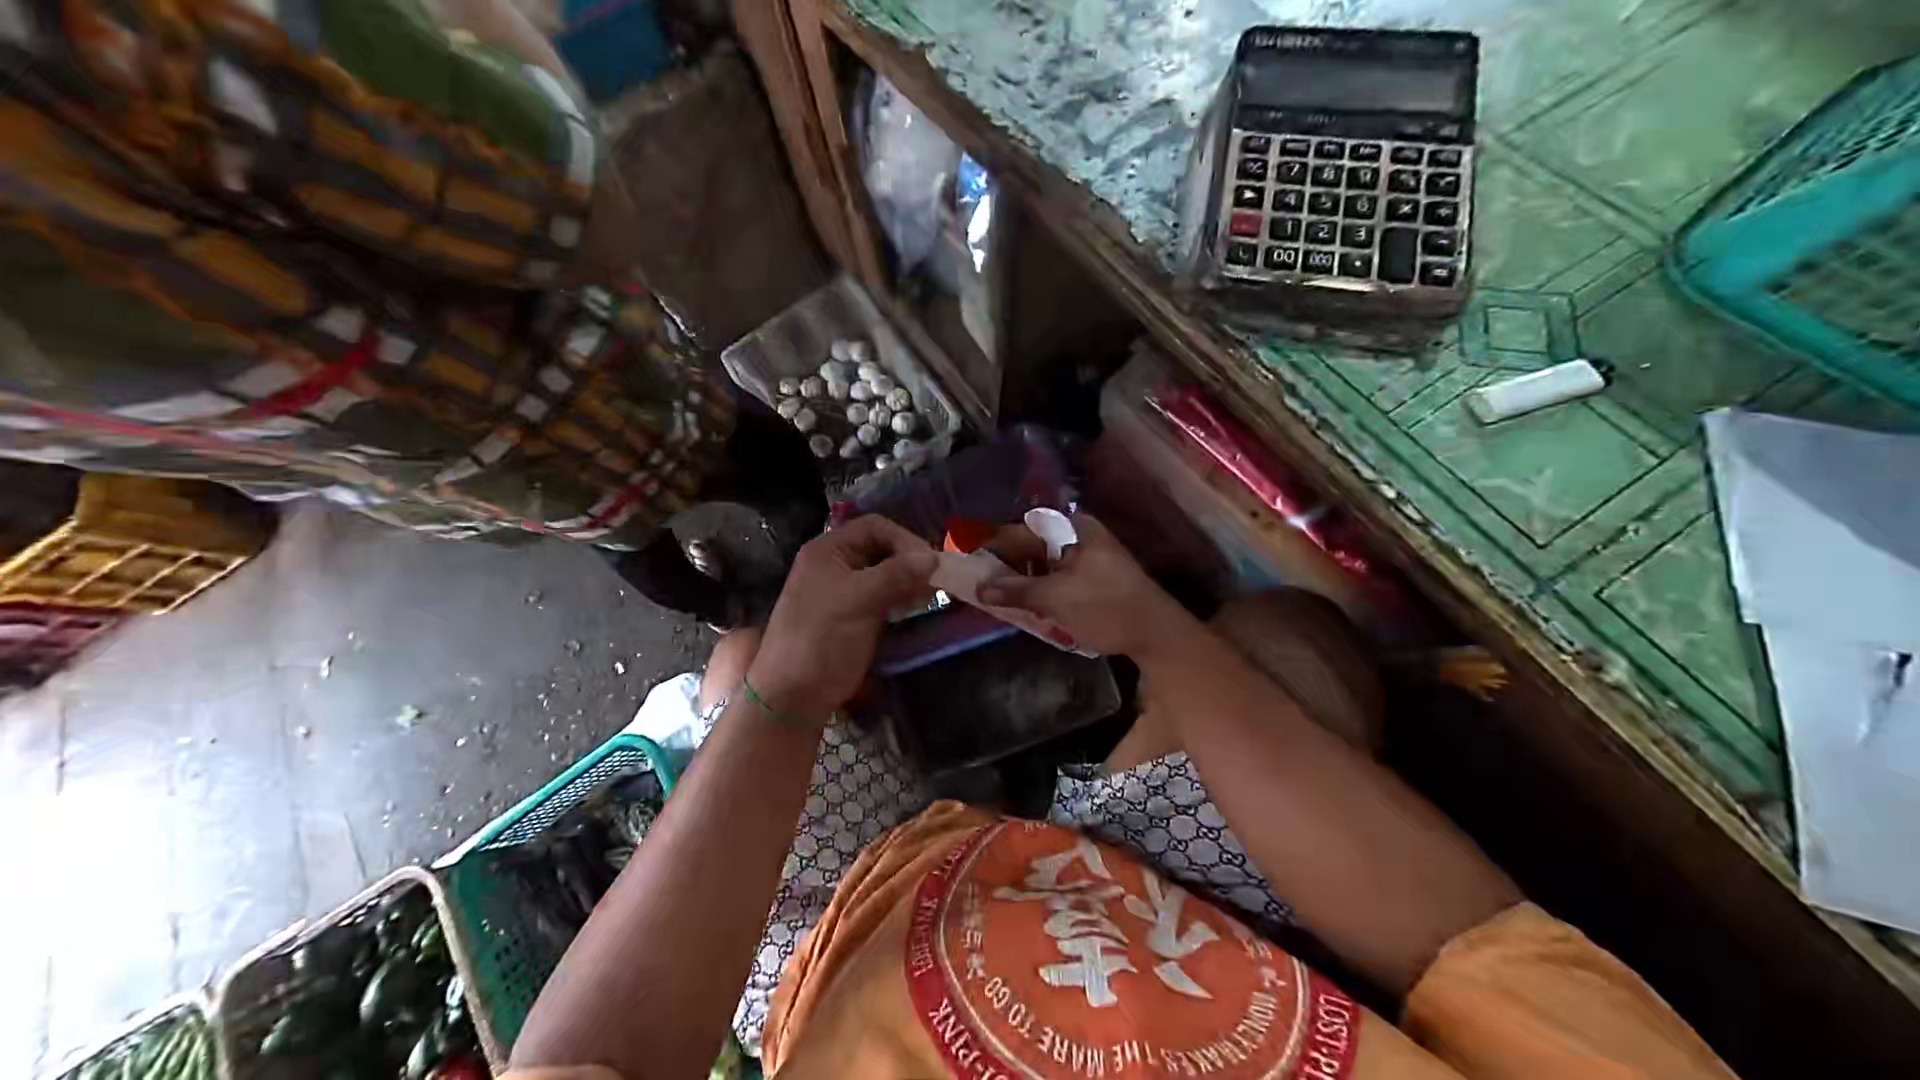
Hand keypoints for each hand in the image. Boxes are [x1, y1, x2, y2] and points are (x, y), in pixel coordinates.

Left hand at [747, 514, 936, 722]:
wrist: (794, 696)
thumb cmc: (821, 639)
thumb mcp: (858, 600)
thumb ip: (896, 574)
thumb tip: (934, 558)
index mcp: (828, 551)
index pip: (875, 527)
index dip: (904, 539)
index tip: (930, 563)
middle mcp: (837, 565)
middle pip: (883, 549)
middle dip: (911, 560)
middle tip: (938, 580)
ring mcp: (846, 592)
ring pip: (887, 574)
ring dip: (911, 580)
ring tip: (933, 594)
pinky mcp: (856, 616)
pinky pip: (885, 597)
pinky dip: (904, 597)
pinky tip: (920, 605)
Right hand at [977, 513, 1197, 658]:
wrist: (1156, 634)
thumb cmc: (1106, 608)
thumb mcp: (1055, 599)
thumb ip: (1015, 591)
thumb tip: (980, 588)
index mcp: (1072, 529)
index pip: (1020, 531)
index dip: (993, 546)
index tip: (968, 563)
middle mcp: (1078, 537)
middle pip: (1031, 546)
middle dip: (1006, 567)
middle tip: (981, 586)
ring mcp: (1086, 559)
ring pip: (1042, 565)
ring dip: (1021, 582)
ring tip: (999, 600)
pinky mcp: (1091, 580)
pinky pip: (1055, 579)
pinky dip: (1039, 591)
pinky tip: (1026, 607)